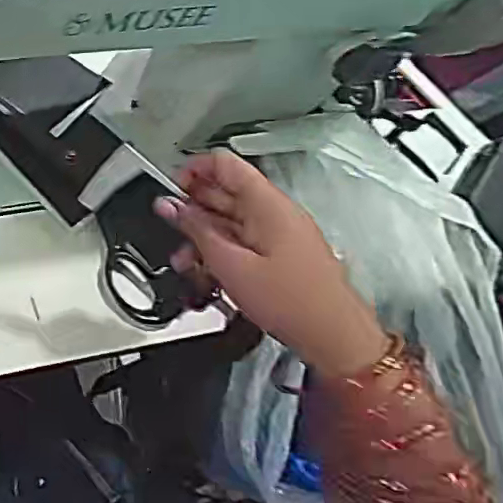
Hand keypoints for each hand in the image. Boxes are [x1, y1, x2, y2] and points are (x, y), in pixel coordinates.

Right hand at [154, 149, 387, 375]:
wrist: (334, 339)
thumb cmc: (293, 303)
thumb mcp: (228, 263)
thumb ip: (194, 229)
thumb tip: (168, 204)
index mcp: (267, 204)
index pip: (223, 163)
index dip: (192, 171)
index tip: (171, 192)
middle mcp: (275, 212)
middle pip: (223, 191)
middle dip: (191, 209)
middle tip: (173, 230)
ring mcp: (279, 232)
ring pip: (228, 218)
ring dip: (201, 235)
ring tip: (186, 259)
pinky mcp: (279, 252)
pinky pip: (241, 239)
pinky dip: (219, 250)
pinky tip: (206, 271)